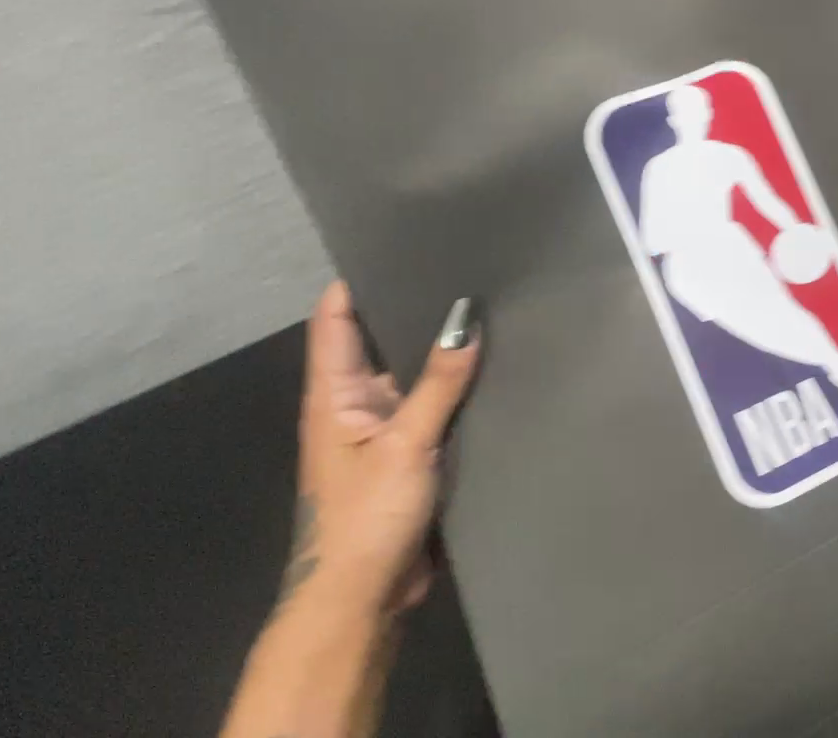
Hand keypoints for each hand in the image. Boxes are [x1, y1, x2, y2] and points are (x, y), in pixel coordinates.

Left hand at [284, 283, 479, 618]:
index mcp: (334, 394)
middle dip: (420, 309)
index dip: (359, 280)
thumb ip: (439, 382)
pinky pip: (443, 407)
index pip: (337, 320)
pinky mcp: (418, 453)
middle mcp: (358, 403)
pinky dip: (466, 388)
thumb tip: (467, 318)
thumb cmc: (365, 516)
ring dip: (448, 351)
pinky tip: (503, 367)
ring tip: (497, 308)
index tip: (400, 241)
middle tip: (471, 269)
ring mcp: (389, 428)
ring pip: (421, 375)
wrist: (364, 595)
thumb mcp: (405, 444)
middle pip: (386, 341)